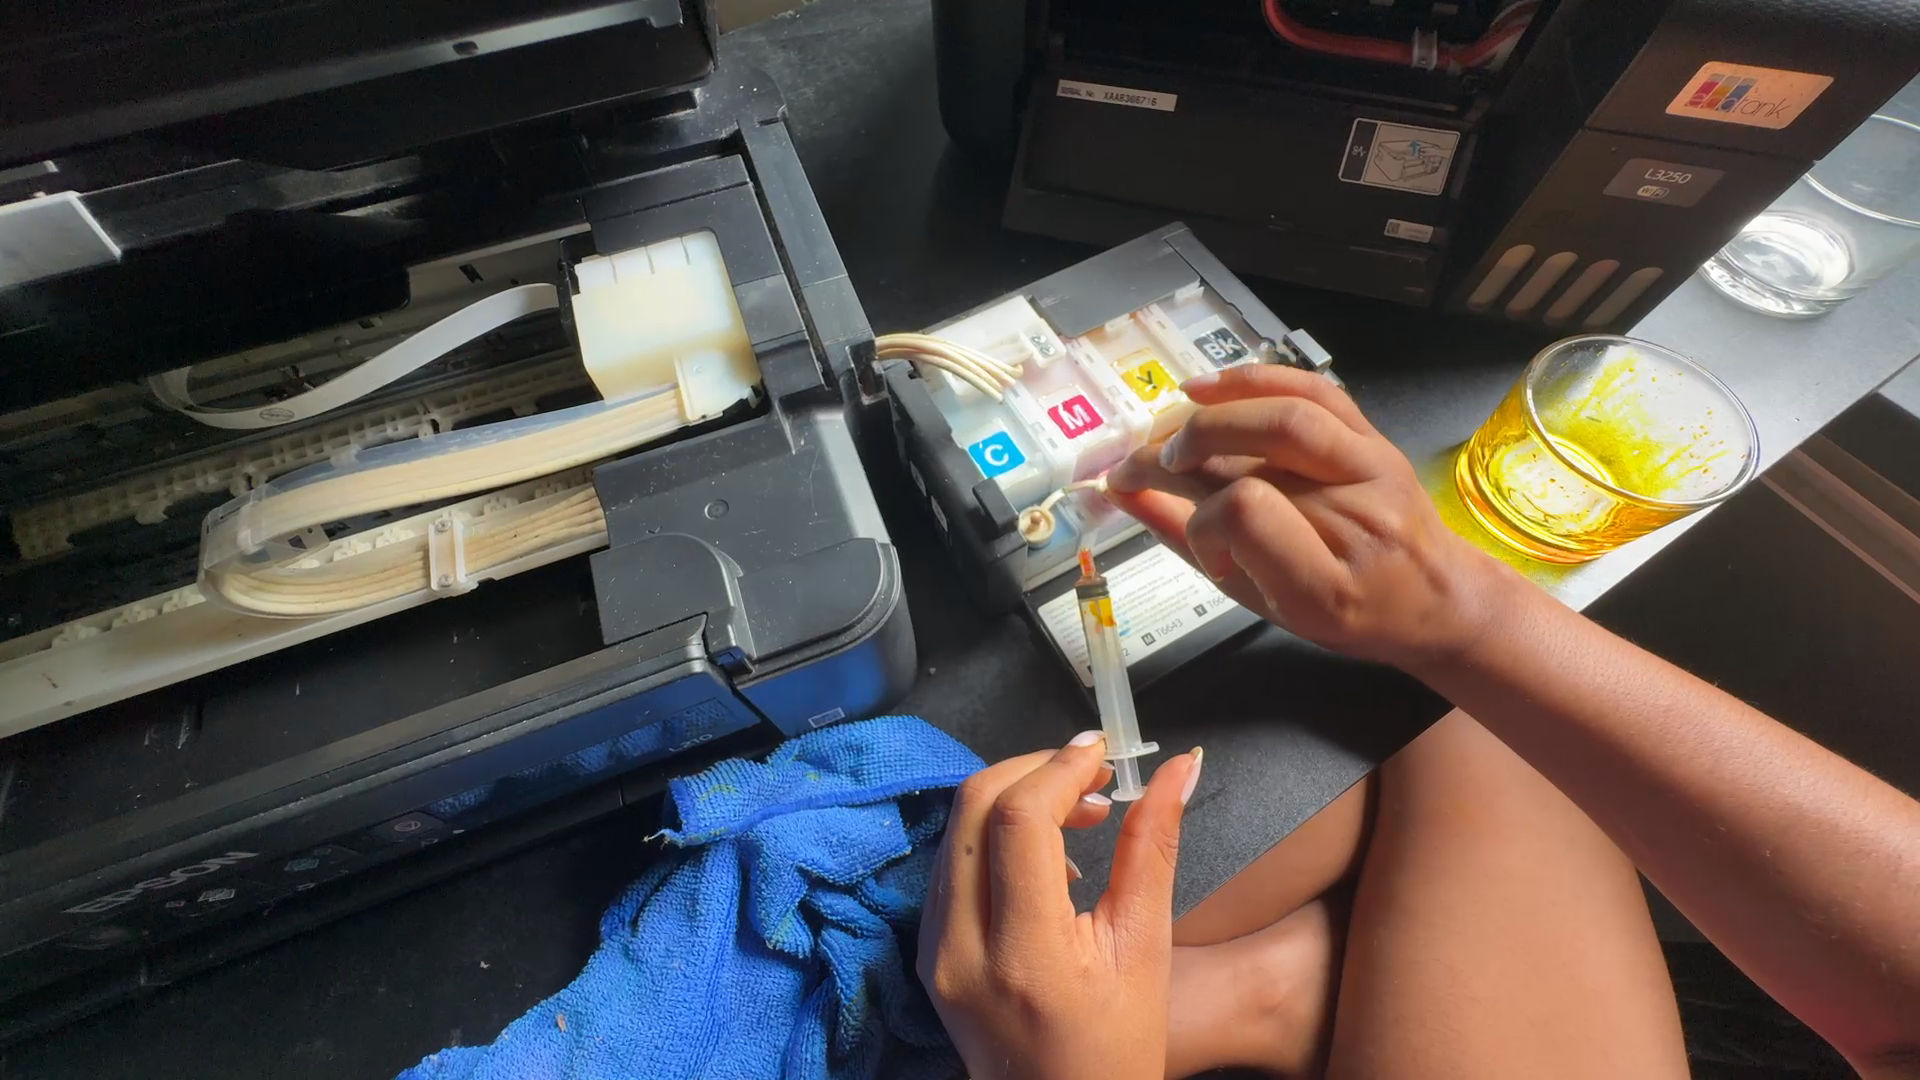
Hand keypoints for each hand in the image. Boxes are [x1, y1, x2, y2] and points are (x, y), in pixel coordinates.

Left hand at [918, 734, 1201, 1079]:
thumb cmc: (1116, 1048)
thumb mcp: (1146, 950)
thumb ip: (1155, 848)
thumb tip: (1180, 766)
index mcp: (1025, 956)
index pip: (1020, 822)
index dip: (1060, 770)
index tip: (1100, 753)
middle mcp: (958, 945)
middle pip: (975, 805)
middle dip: (1034, 769)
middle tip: (1092, 776)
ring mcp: (930, 944)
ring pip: (959, 823)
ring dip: (1016, 794)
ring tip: (1079, 809)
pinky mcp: (923, 941)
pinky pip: (953, 854)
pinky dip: (996, 828)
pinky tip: (1043, 847)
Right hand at [1105, 364, 1519, 669]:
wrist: (1437, 597)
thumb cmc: (1340, 614)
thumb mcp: (1261, 602)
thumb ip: (1193, 547)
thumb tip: (1126, 497)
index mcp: (1325, 582)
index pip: (1243, 514)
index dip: (1200, 522)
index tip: (1200, 543)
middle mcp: (1353, 516)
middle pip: (1251, 456)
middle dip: (1176, 455)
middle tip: (1137, 471)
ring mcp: (1371, 468)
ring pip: (1282, 414)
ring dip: (1210, 418)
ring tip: (1168, 437)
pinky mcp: (1374, 437)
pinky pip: (1312, 389)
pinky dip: (1251, 380)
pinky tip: (1204, 389)